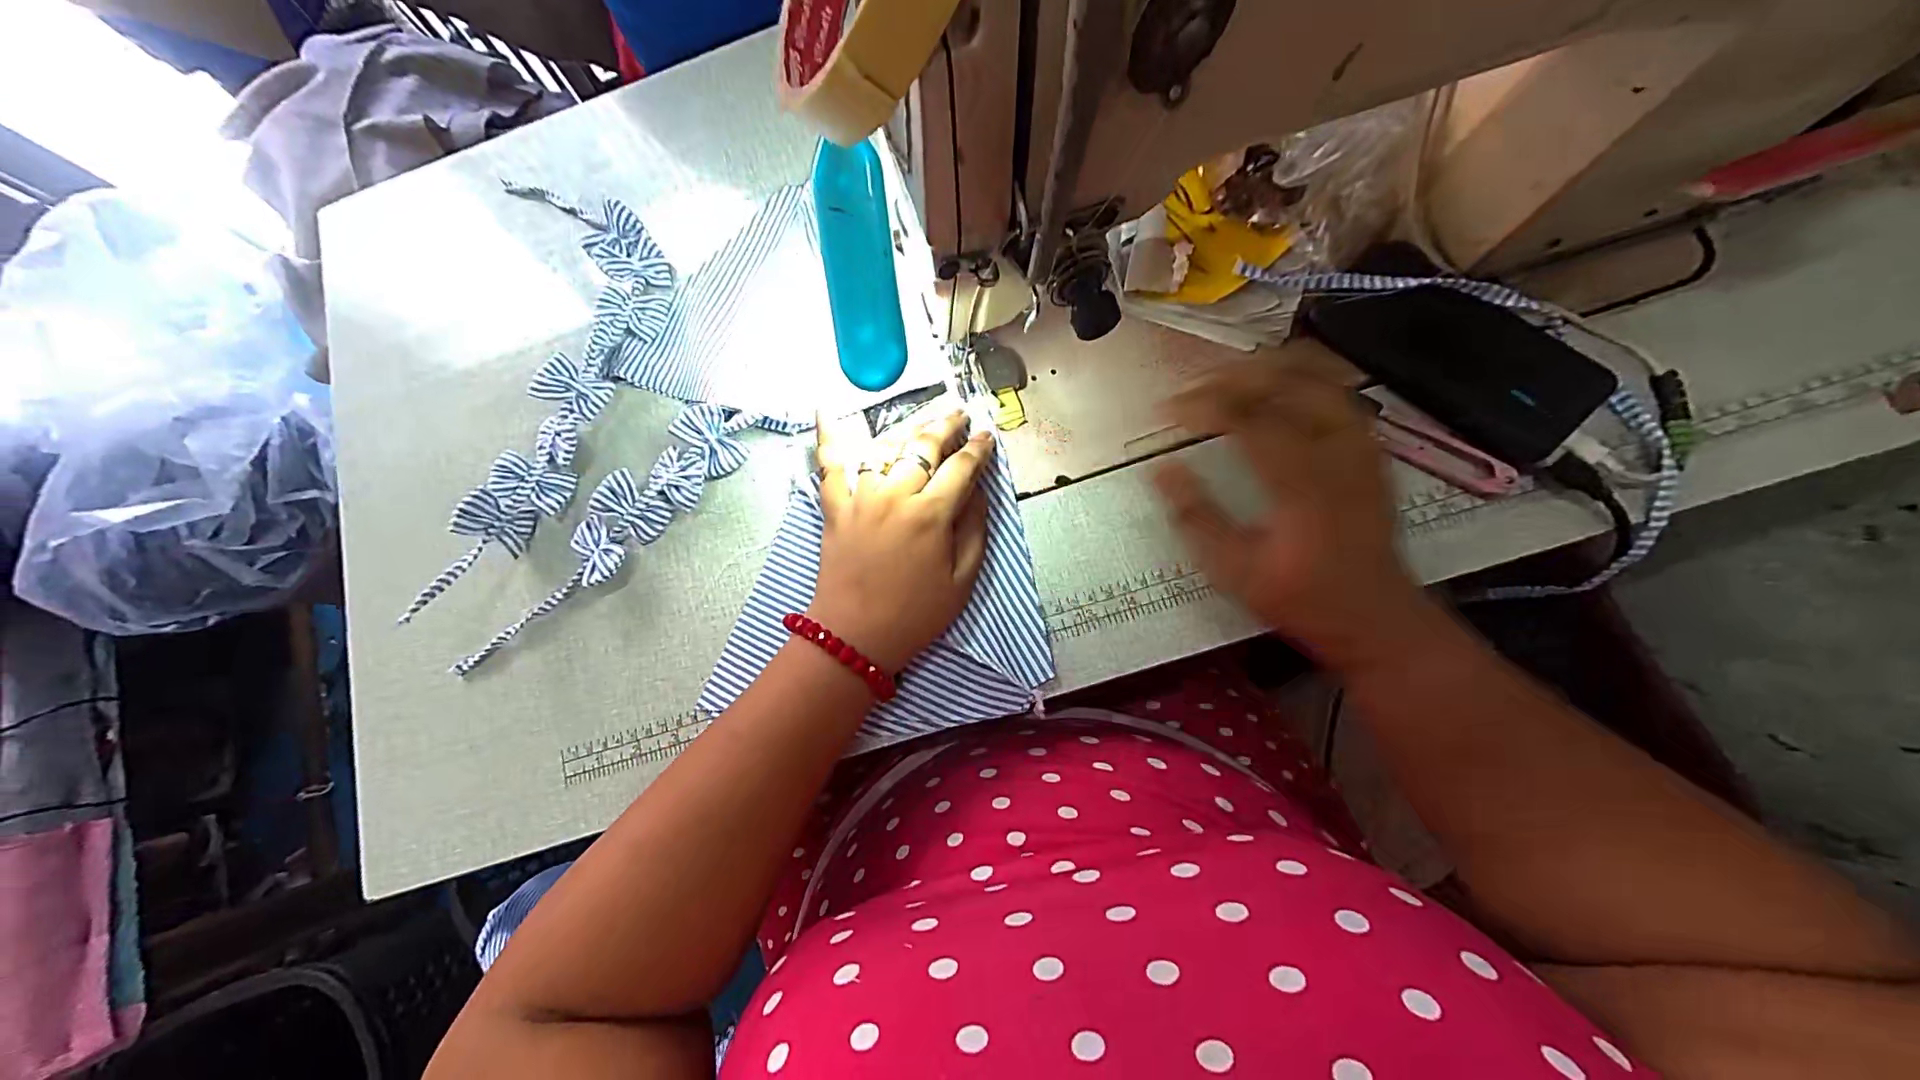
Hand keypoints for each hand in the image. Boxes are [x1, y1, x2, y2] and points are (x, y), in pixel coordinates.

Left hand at [808, 408, 995, 673]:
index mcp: (931, 515)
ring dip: (906, 427)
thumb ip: (975, 529)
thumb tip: (978, 491)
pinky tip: (827, 409)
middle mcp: (895, 496)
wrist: (854, 637)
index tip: (987, 437)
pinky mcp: (835, 507)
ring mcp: (860, 498)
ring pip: (884, 447)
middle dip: (946, 424)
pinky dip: (828, 436)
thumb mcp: (962, 580)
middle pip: (924, 446)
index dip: (978, 449)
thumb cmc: (914, 615)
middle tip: (959, 413)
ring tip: (922, 419)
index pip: (961, 467)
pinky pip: (830, 464)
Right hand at [1152, 359, 1436, 671]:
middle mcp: (1335, 452)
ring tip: (1229, 376)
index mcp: (1300, 483)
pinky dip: (1302, 379)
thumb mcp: (1235, 570)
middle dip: (1230, 376)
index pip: (1246, 419)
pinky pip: (1338, 392)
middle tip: (1193, 387)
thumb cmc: (1302, 597)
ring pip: (1316, 377)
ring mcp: (1359, 446)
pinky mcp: (1370, 449)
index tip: (1170, 407)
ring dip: (1267, 368)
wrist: (1374, 615)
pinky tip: (1278, 387)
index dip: (1202, 404)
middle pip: (1283, 383)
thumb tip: (1160, 471)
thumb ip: (1196, 516)